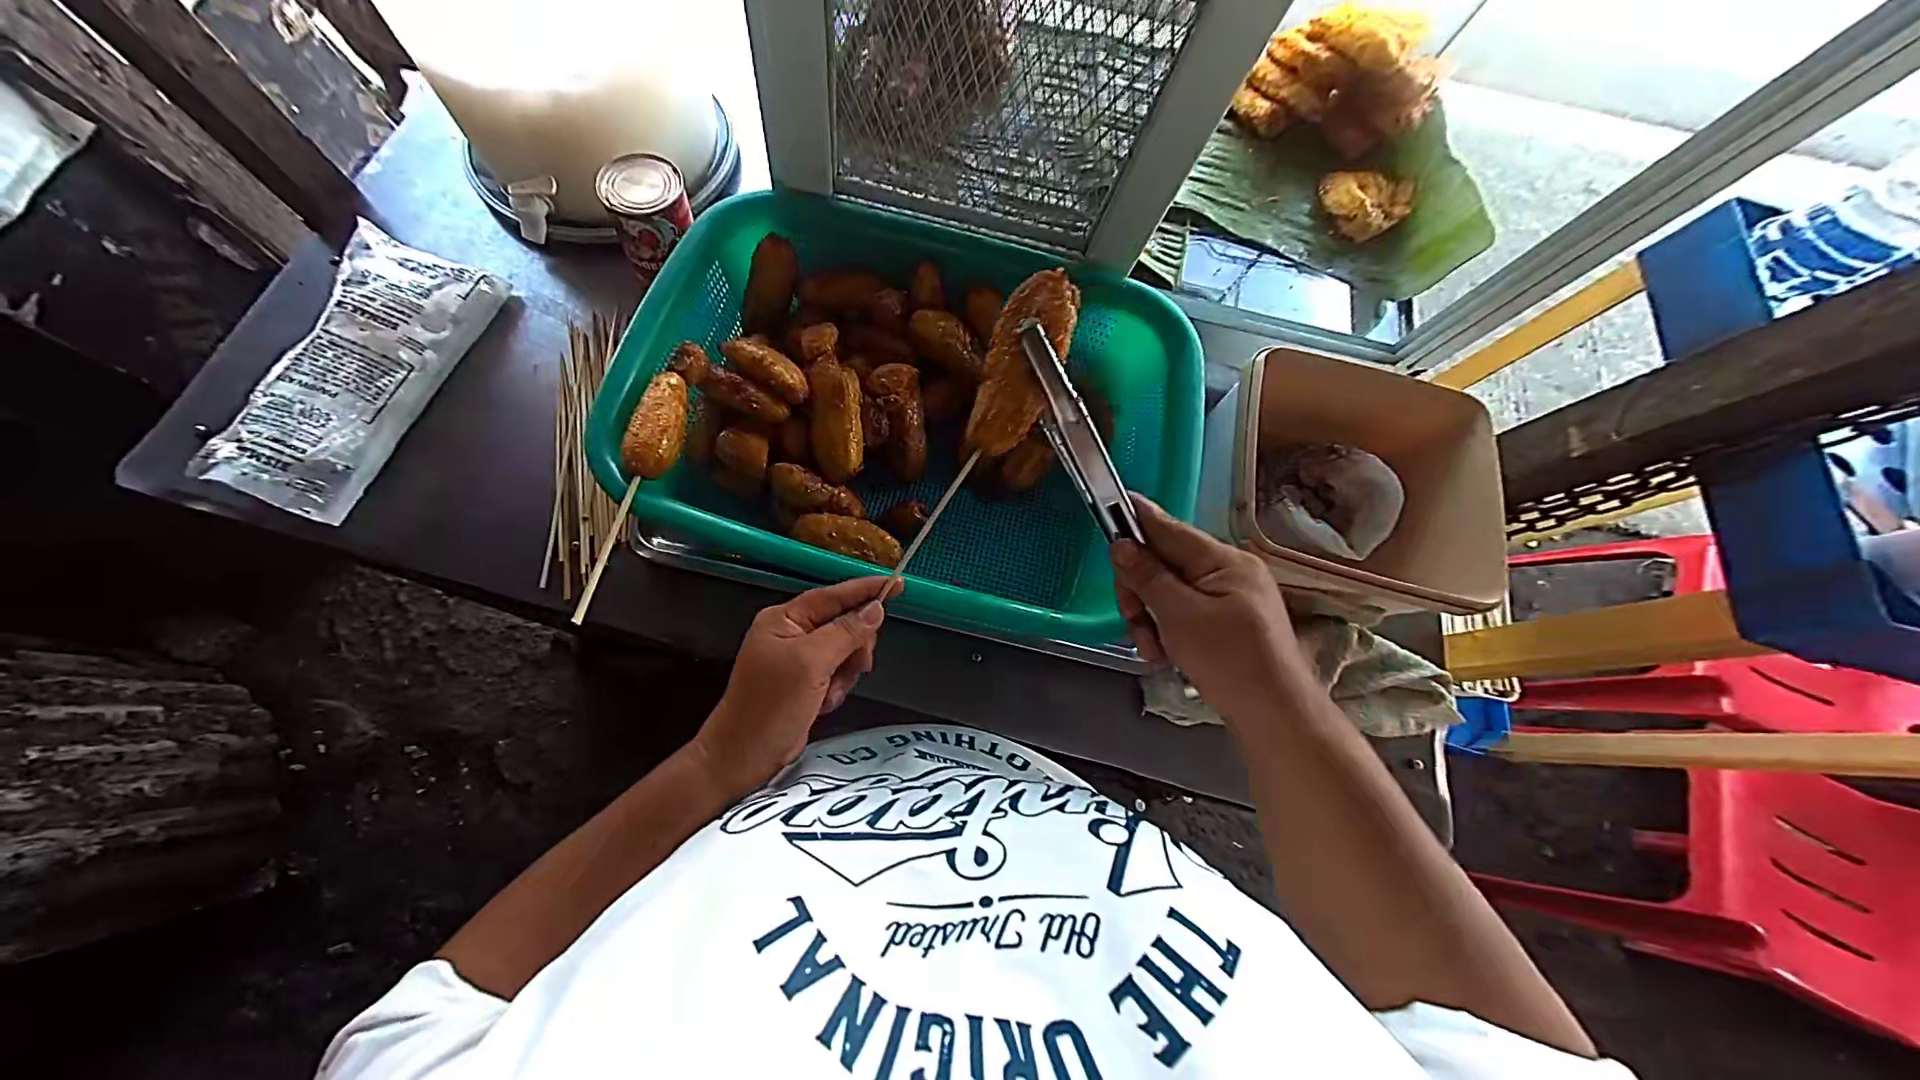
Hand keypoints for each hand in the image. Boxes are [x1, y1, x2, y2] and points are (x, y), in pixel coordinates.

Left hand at [694, 576, 896, 794]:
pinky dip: (837, 688)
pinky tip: (823, 702)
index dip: (867, 590)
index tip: (898, 584)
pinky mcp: (807, 682)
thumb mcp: (811, 663)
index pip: (833, 595)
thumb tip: (876, 609)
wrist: (743, 757)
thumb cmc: (770, 706)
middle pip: (845, 625)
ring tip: (828, 693)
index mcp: (785, 619)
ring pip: (847, 651)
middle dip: (853, 649)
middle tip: (855, 667)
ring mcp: (799, 659)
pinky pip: (839, 673)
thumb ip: (846, 632)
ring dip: (845, 674)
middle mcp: (792, 634)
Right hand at [1110, 494, 1309, 718]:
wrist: (1276, 717)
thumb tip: (1121, 544)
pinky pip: (1183, 614)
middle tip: (1132, 621)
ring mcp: (1230, 599)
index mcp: (1224, 561)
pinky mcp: (1227, 624)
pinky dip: (1167, 631)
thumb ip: (1147, 576)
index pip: (1169, 528)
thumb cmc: (1230, 662)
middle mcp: (1228, 572)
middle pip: (1163, 564)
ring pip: (1168, 593)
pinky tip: (1166, 656)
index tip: (1108, 506)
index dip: (1136, 519)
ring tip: (1153, 650)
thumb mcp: (1179, 615)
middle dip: (1139, 592)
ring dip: (1150, 619)